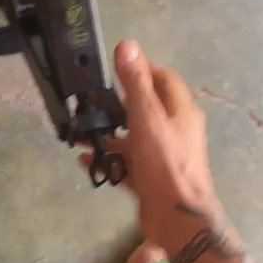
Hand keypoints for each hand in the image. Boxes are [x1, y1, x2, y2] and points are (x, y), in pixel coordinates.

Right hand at [99, 40, 222, 244]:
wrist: (177, 217)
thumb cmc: (165, 164)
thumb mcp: (147, 118)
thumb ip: (136, 84)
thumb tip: (128, 45)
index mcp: (181, 111)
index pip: (163, 78)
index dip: (141, 70)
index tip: (113, 71)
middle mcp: (175, 130)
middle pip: (146, 108)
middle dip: (119, 104)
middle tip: (92, 104)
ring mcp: (164, 156)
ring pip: (134, 138)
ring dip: (109, 135)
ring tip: (82, 134)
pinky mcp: (152, 179)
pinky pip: (128, 164)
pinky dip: (109, 160)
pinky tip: (87, 160)